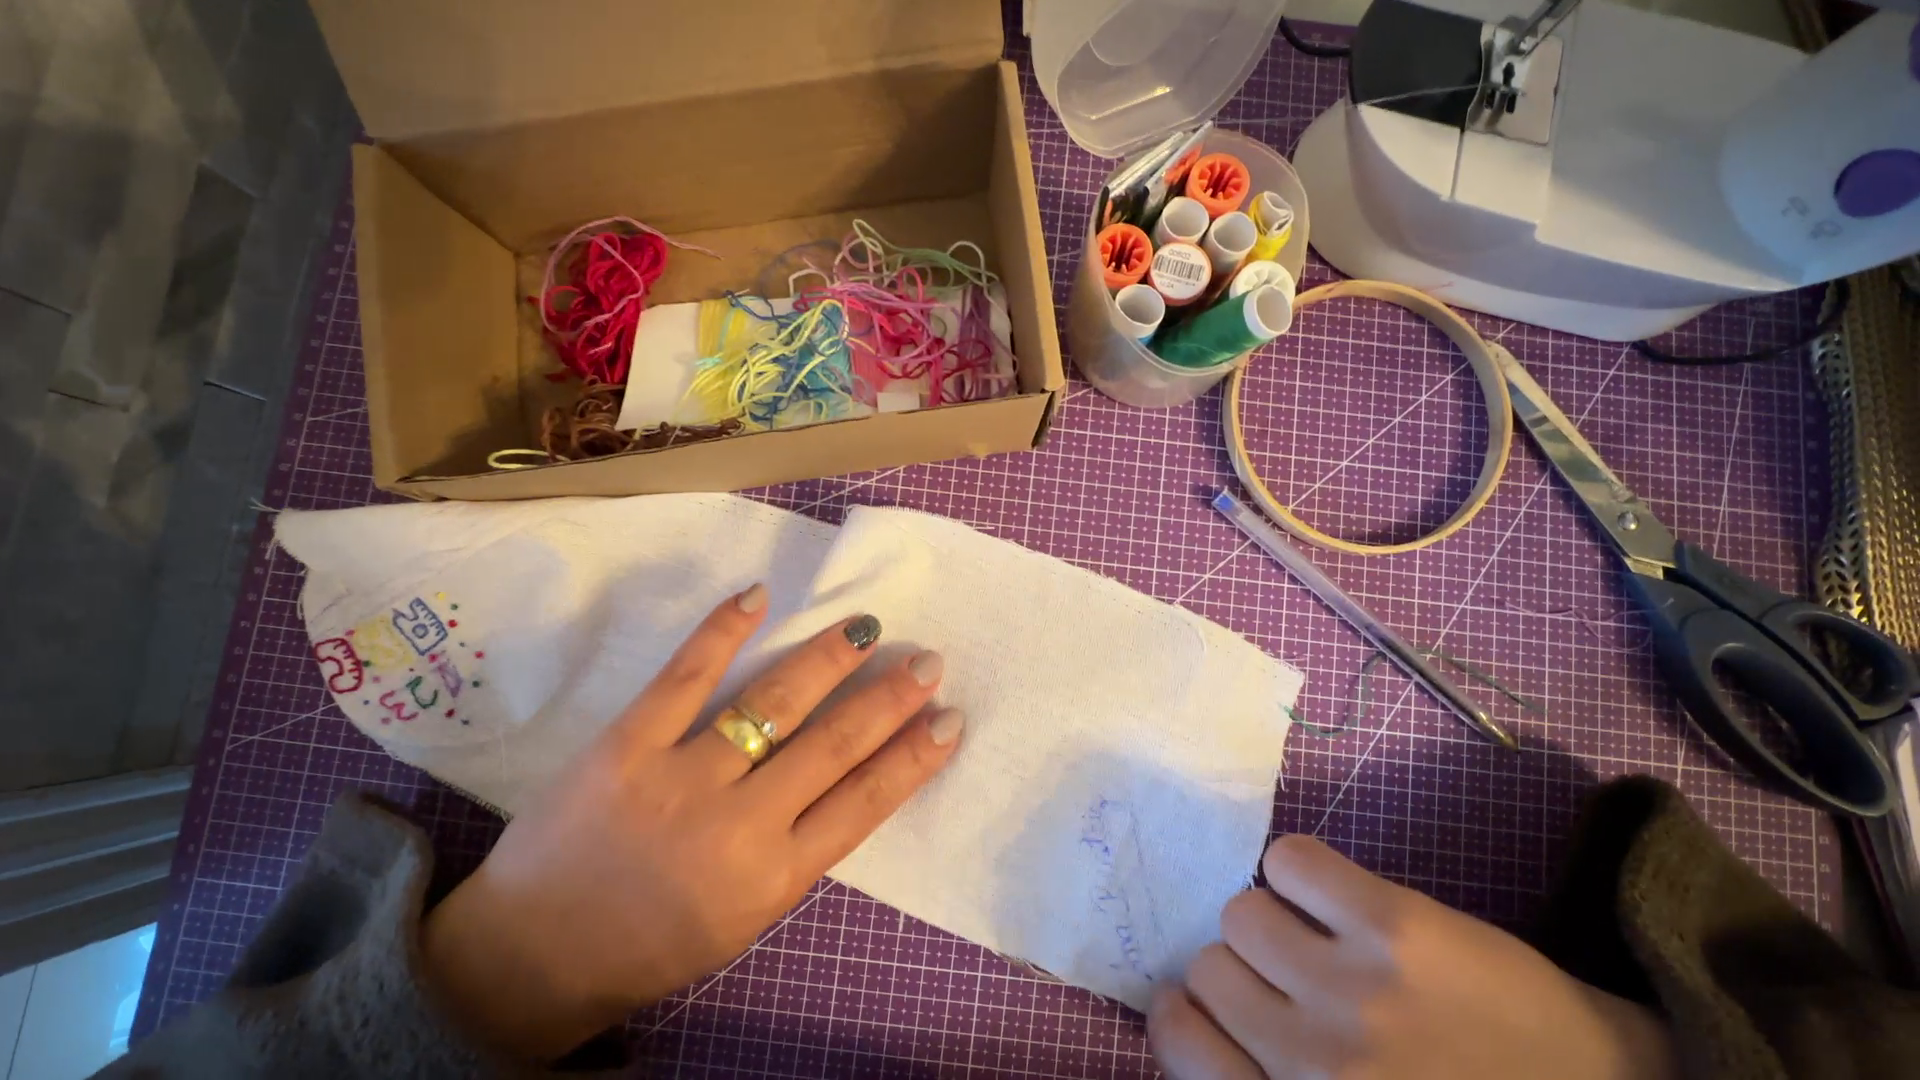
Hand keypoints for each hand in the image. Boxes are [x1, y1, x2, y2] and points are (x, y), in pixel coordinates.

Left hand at [419, 586, 962, 1060]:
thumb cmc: (652, 943)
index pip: (865, 803)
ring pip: (772, 702)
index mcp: (773, 877)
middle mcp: (738, 824)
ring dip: (827, 660)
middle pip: (833, 745)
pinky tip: (759, 595)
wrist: (533, 955)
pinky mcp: (627, 745)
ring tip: (867, 629)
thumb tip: (850, 777)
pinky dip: (723, 630)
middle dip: (889, 699)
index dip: (914, 757)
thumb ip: (797, 851)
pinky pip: (684, 676)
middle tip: (927, 660)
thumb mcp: (746, 918)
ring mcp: (681, 778)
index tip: (950, 719)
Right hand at [1149, 835, 1675, 1079]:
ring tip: (1316, 936)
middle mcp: (1310, 1067)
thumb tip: (1186, 1012)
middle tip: (1288, 980)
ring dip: (1271, 919)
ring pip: (1242, 910)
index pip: (1178, 1043)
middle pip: (1209, 966)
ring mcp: (1351, 993)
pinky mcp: (1392, 925)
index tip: (1208, 1009)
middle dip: (1241, 968)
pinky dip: (1298, 870)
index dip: (1183, 1014)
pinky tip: (1334, 899)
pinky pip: (1287, 859)